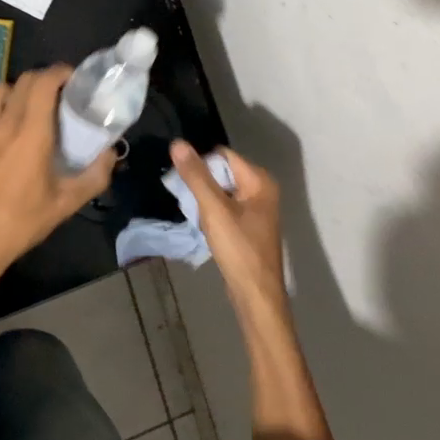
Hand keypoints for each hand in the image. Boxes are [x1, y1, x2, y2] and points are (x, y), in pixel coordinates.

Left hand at [0, 66, 115, 277]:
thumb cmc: (22, 223)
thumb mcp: (67, 203)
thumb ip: (95, 175)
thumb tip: (111, 153)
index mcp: (30, 134)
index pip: (42, 83)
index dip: (59, 73)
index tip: (73, 79)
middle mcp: (2, 126)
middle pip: (21, 82)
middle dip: (42, 80)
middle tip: (58, 94)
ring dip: (16, 94)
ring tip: (28, 111)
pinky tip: (3, 145)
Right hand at [171, 140, 288, 316]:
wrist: (256, 295)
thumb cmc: (238, 249)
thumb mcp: (213, 209)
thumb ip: (196, 176)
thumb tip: (178, 143)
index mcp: (259, 180)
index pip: (222, 155)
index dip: (201, 165)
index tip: (186, 185)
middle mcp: (262, 189)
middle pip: (222, 172)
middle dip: (203, 185)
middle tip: (193, 205)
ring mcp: (257, 209)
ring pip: (222, 191)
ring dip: (206, 202)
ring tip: (201, 219)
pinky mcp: (250, 225)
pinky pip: (226, 207)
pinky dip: (214, 214)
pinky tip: (209, 230)